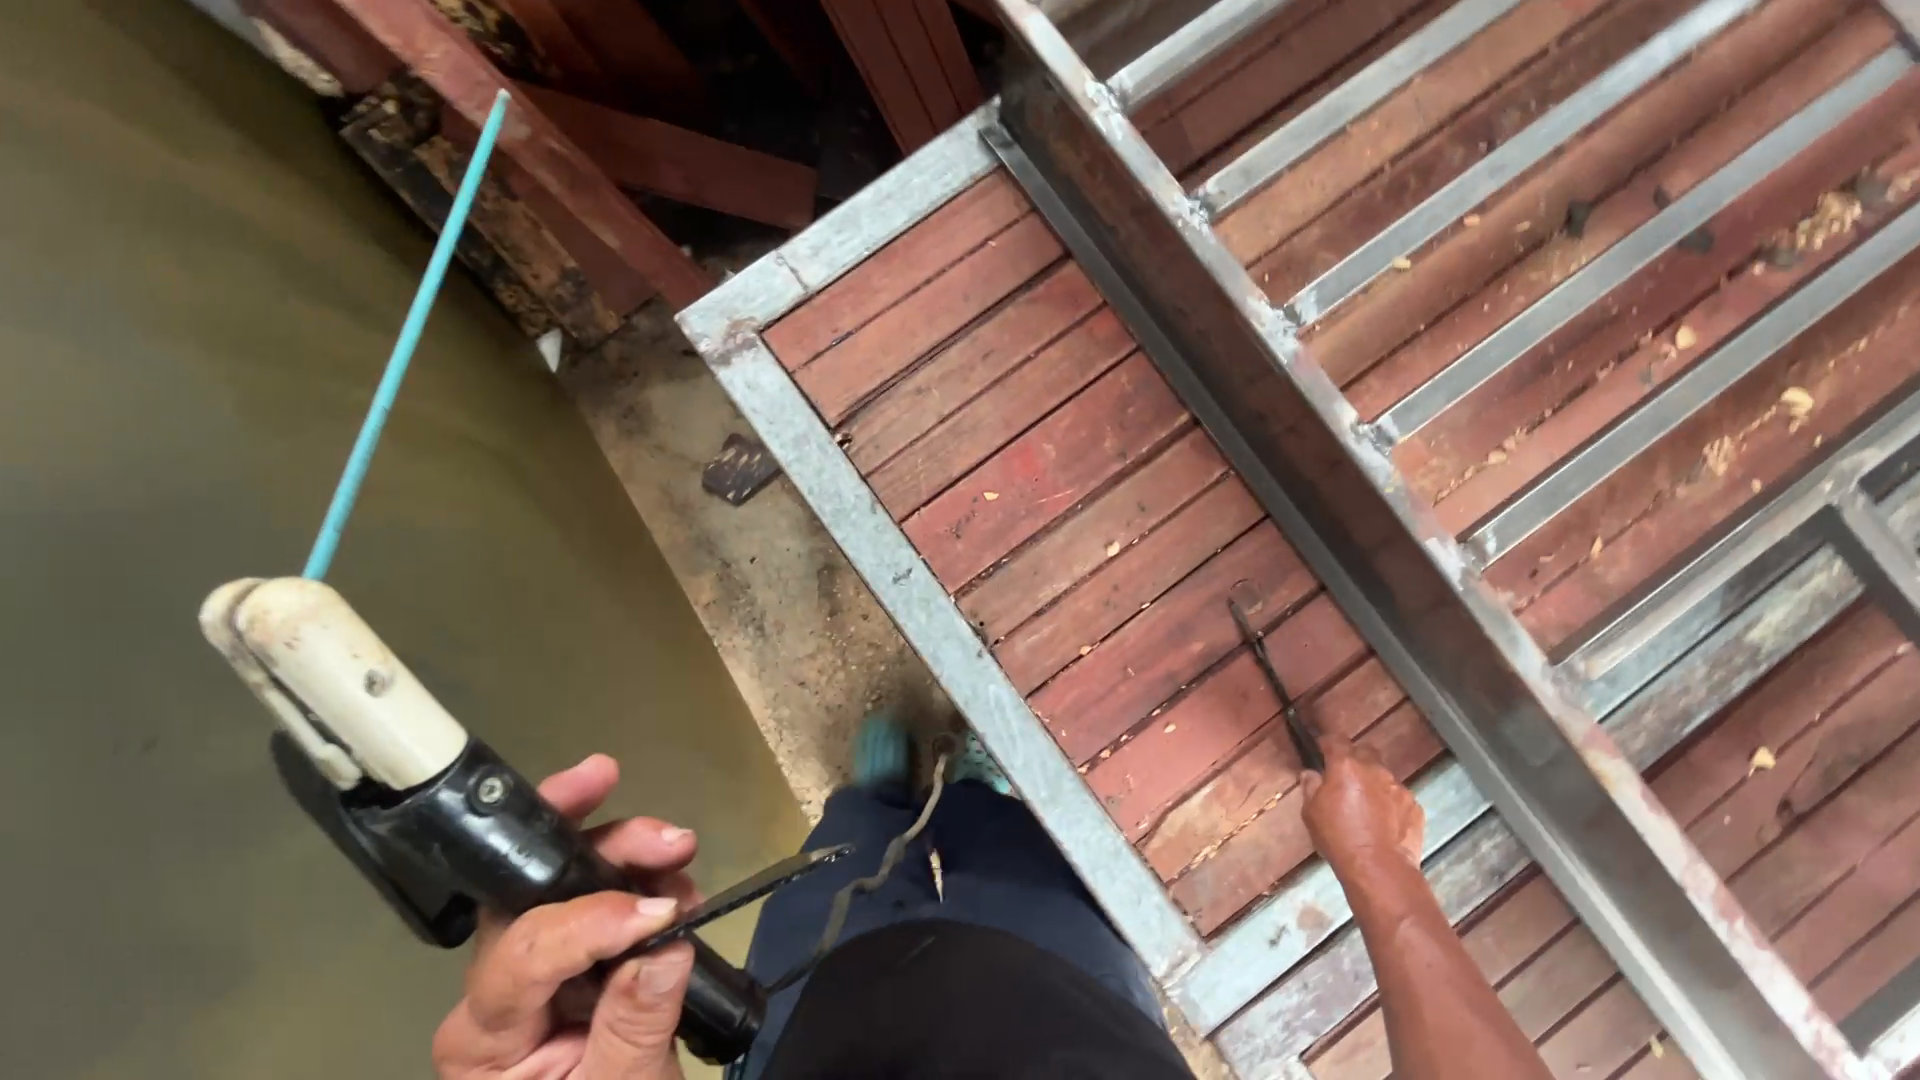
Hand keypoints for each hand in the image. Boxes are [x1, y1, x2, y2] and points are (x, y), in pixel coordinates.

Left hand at [432, 754, 699, 1079]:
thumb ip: (635, 1027)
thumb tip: (666, 945)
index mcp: (484, 1037)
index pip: (525, 956)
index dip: (592, 922)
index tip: (662, 913)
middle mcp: (496, 988)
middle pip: (534, 895)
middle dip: (602, 849)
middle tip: (669, 838)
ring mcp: (535, 966)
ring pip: (566, 880)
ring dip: (628, 851)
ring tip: (682, 856)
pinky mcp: (574, 956)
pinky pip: (599, 895)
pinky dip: (641, 872)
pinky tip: (676, 881)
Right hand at [1302, 734, 1423, 874]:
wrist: (1378, 867)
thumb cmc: (1337, 836)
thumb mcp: (1311, 812)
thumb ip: (1311, 787)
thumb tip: (1311, 774)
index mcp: (1345, 765)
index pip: (1336, 740)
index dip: (1328, 741)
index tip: (1322, 747)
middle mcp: (1374, 769)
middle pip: (1365, 751)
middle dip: (1355, 759)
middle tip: (1345, 777)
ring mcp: (1398, 787)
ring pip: (1383, 776)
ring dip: (1373, 783)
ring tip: (1366, 806)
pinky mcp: (1414, 806)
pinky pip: (1398, 797)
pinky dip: (1390, 804)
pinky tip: (1384, 822)